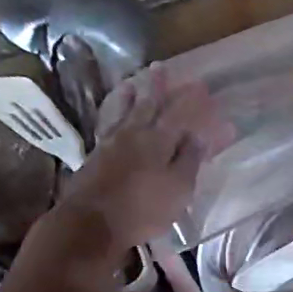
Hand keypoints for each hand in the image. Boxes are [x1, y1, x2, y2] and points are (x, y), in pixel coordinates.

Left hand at [56, 65, 230, 249]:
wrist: (91, 223)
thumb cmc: (143, 209)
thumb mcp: (178, 188)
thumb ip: (189, 160)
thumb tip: (198, 136)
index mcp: (158, 140)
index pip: (179, 114)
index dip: (191, 100)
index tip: (202, 86)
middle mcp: (133, 133)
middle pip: (147, 104)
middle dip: (157, 86)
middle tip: (161, 67)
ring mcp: (110, 143)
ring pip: (122, 110)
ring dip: (130, 94)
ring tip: (132, 82)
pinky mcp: (94, 156)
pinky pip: (107, 123)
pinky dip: (113, 113)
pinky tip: (113, 115)